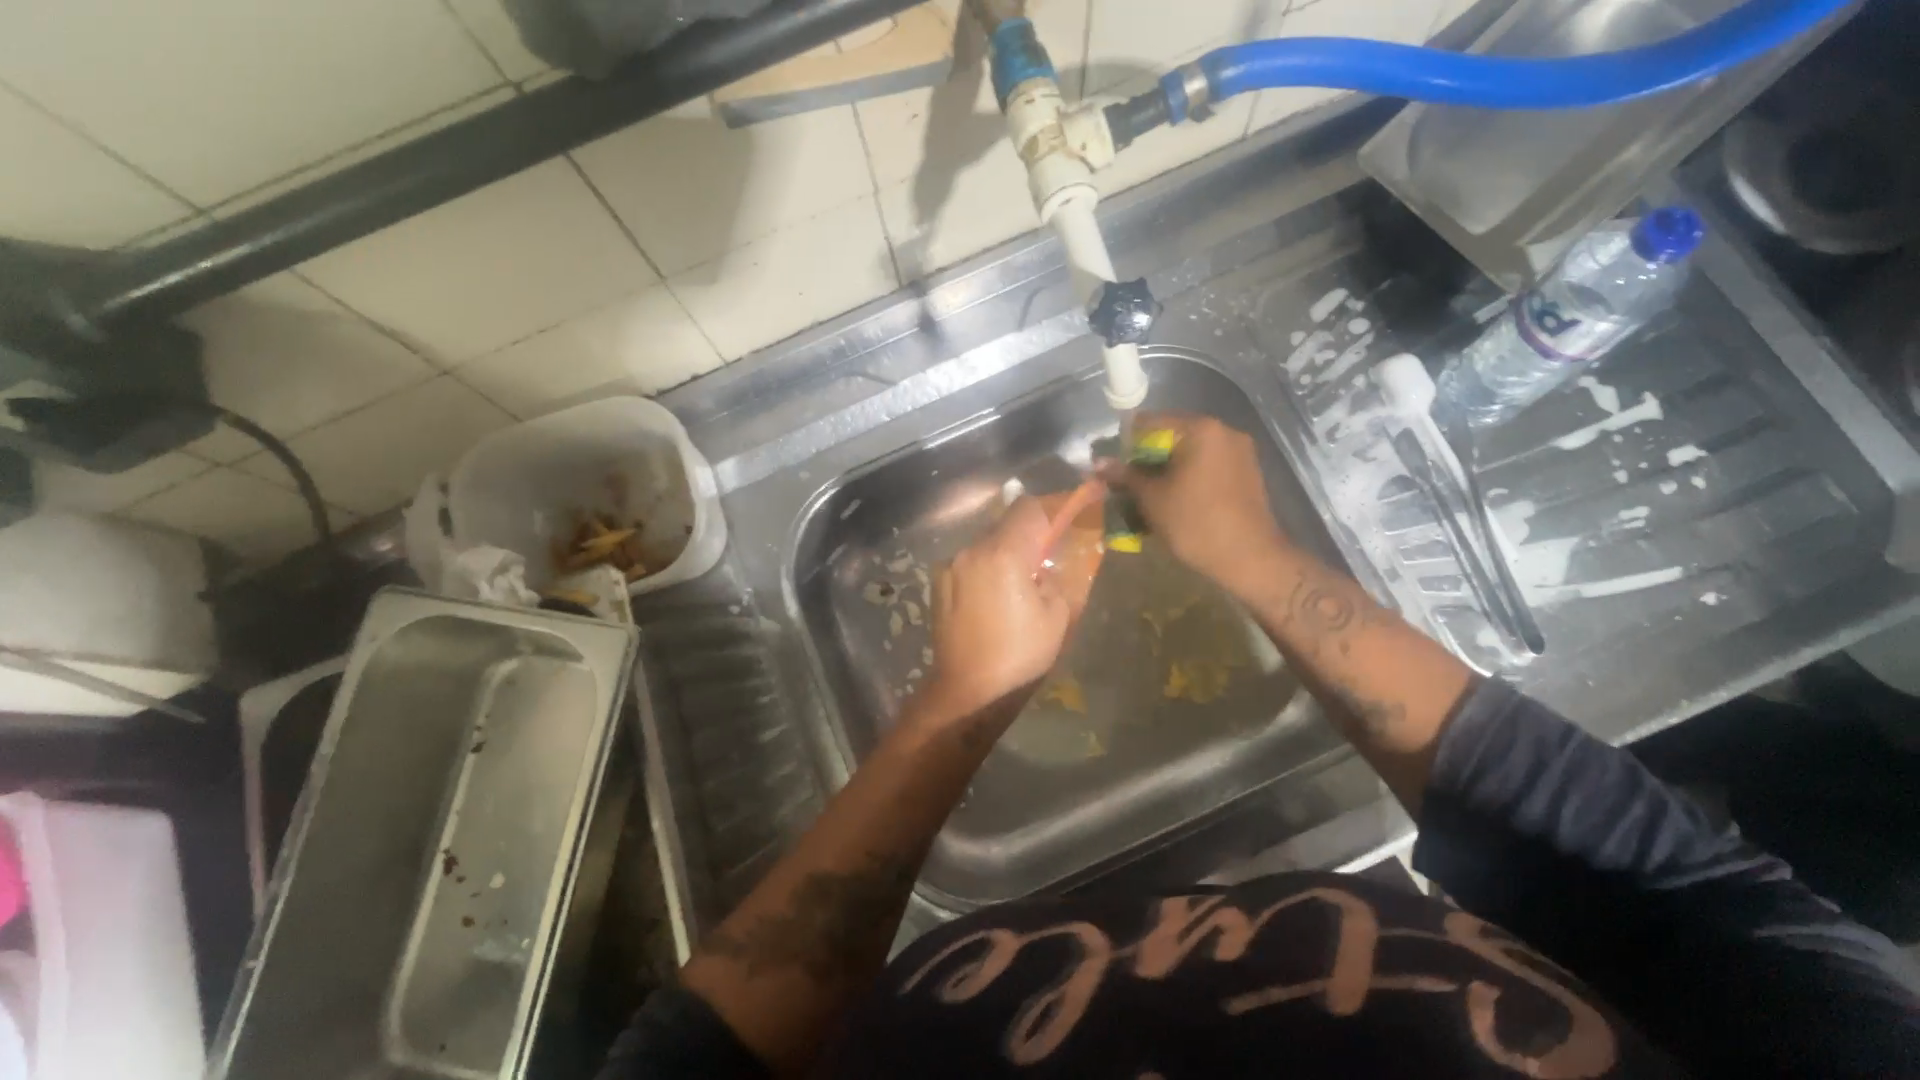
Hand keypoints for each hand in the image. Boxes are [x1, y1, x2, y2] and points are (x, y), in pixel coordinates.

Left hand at [919, 498, 1072, 721]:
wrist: (969, 691)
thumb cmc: (1020, 654)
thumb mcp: (1058, 615)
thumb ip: (1059, 575)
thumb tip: (1053, 561)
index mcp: (1004, 553)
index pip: (1028, 508)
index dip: (1051, 510)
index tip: (1067, 521)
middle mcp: (972, 551)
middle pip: (1005, 525)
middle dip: (1027, 536)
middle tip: (1045, 561)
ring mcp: (950, 566)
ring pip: (985, 545)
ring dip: (1004, 554)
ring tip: (1017, 587)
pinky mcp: (938, 584)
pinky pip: (969, 564)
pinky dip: (984, 570)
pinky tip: (992, 600)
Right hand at [1098, 412, 1290, 591]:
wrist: (1250, 558)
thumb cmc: (1195, 523)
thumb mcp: (1152, 499)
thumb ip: (1125, 476)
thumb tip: (1097, 462)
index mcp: (1200, 429)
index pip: (1151, 422)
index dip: (1126, 443)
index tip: (1114, 467)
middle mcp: (1224, 431)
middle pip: (1173, 436)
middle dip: (1148, 458)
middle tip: (1128, 483)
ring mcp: (1240, 452)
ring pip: (1191, 453)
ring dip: (1168, 470)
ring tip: (1150, 496)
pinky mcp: (1248, 473)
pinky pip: (1209, 466)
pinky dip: (1189, 478)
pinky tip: (1177, 501)